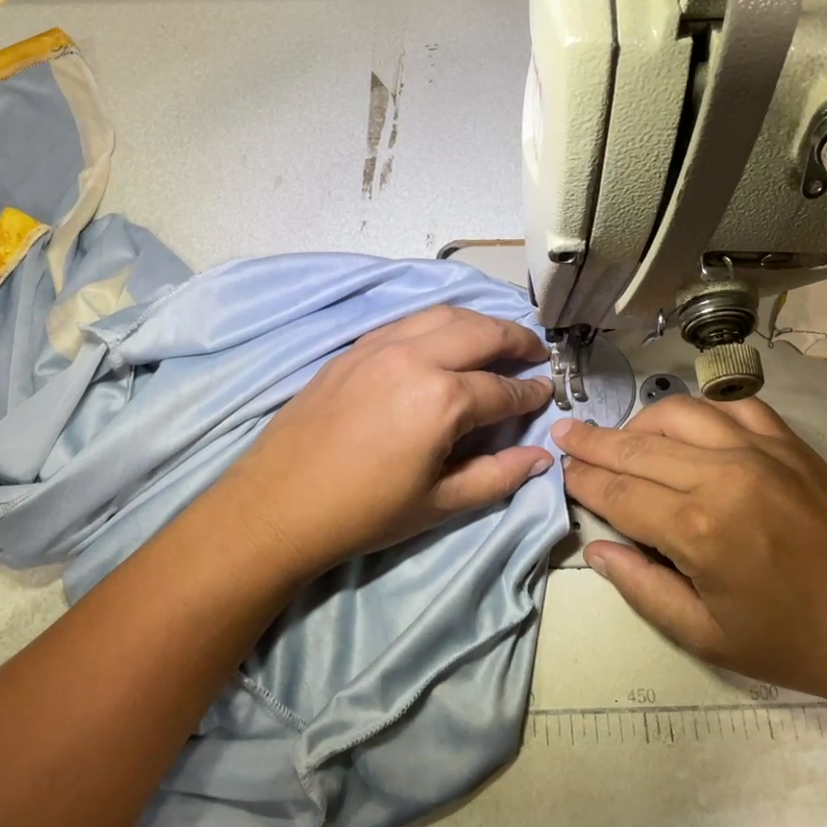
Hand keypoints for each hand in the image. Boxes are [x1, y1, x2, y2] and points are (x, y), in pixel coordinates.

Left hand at [214, 305, 552, 581]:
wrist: (279, 503)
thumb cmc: (364, 512)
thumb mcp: (440, 503)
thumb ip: (498, 475)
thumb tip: (542, 458)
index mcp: (444, 399)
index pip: (503, 389)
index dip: (531, 394)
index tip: (547, 393)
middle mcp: (416, 358)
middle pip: (481, 332)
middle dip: (516, 339)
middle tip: (535, 352)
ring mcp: (380, 346)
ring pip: (443, 314)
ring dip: (478, 322)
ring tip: (496, 338)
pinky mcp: (353, 348)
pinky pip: (407, 321)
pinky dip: (437, 323)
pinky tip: (443, 341)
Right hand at [555, 396, 826, 708]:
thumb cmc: (792, 644)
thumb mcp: (705, 637)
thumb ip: (641, 588)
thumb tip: (595, 548)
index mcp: (697, 528)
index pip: (618, 492)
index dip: (583, 480)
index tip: (559, 468)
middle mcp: (723, 475)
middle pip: (639, 447)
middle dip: (595, 442)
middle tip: (565, 434)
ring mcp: (762, 452)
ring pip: (681, 414)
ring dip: (641, 422)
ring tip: (621, 436)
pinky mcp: (793, 445)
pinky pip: (735, 407)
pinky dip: (703, 410)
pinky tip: (689, 425)